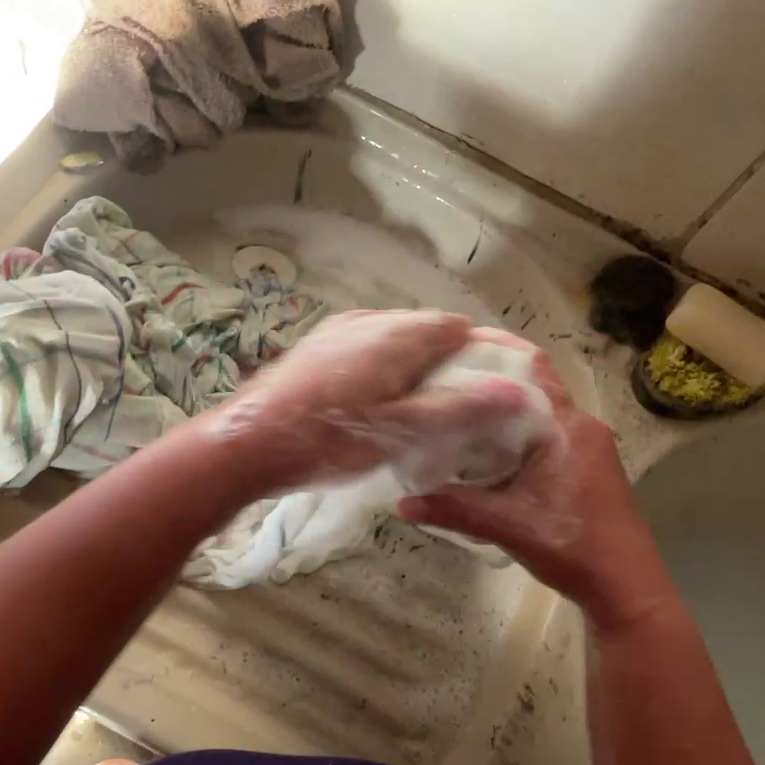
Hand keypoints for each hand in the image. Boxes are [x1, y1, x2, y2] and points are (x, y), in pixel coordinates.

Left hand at [203, 310, 529, 491]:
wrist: (247, 444)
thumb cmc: (329, 440)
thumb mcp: (401, 431)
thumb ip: (458, 408)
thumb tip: (517, 389)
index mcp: (397, 334)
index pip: (457, 329)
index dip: (478, 358)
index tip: (483, 396)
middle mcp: (369, 320)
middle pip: (426, 331)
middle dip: (445, 365)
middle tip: (451, 412)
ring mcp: (338, 331)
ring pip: (394, 341)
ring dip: (412, 368)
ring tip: (414, 413)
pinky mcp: (316, 347)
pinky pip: (367, 349)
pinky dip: (383, 370)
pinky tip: (373, 405)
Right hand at [396, 333, 665, 631]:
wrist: (626, 588)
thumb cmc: (573, 548)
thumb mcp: (507, 526)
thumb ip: (454, 510)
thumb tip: (401, 503)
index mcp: (566, 427)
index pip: (530, 369)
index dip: (493, 353)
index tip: (453, 348)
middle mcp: (581, 427)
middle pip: (530, 390)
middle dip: (488, 385)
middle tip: (442, 384)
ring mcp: (587, 447)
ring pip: (537, 416)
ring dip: (501, 415)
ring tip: (454, 415)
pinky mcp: (585, 468)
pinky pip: (545, 437)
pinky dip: (515, 437)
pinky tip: (484, 453)